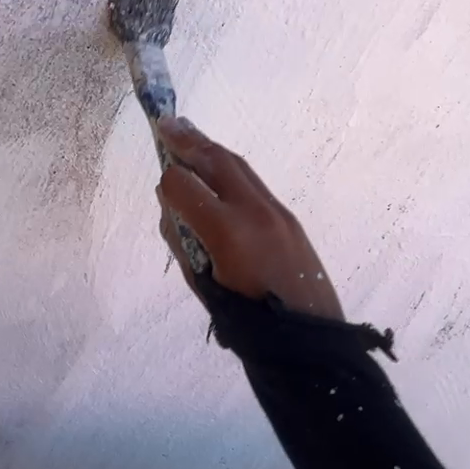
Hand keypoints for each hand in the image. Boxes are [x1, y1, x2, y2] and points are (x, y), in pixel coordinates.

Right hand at [154, 117, 343, 320]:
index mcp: (226, 230)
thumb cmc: (243, 320)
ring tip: (188, 134)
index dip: (166, 181)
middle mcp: (253, 211)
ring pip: (238, 165)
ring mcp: (277, 212)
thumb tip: (172, 202)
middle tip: (166, 123)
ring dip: (210, 149)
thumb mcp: (198, 281)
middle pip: (215, 160)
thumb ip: (179, 236)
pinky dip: (230, 170)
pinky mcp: (289, 218)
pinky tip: (217, 170)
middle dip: (187, 140)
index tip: (161, 184)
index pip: (182, 183)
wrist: (308, 344)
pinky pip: (253, 183)